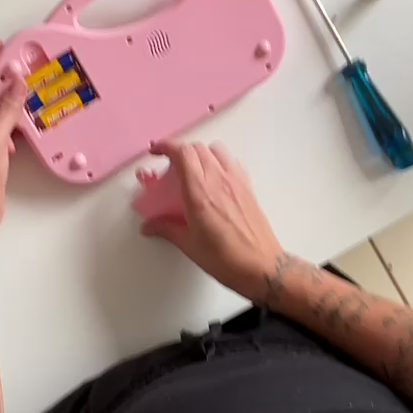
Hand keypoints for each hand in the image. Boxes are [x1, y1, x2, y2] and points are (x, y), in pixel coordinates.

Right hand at [140, 140, 288, 300]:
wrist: (261, 267)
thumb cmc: (225, 258)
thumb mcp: (189, 245)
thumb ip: (166, 229)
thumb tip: (150, 225)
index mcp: (199, 193)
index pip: (182, 153)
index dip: (165, 146)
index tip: (155, 152)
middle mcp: (218, 180)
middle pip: (196, 148)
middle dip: (178, 152)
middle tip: (168, 166)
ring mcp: (235, 181)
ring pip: (215, 150)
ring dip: (200, 153)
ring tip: (192, 169)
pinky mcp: (247, 187)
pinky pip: (231, 162)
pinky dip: (218, 161)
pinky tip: (214, 178)